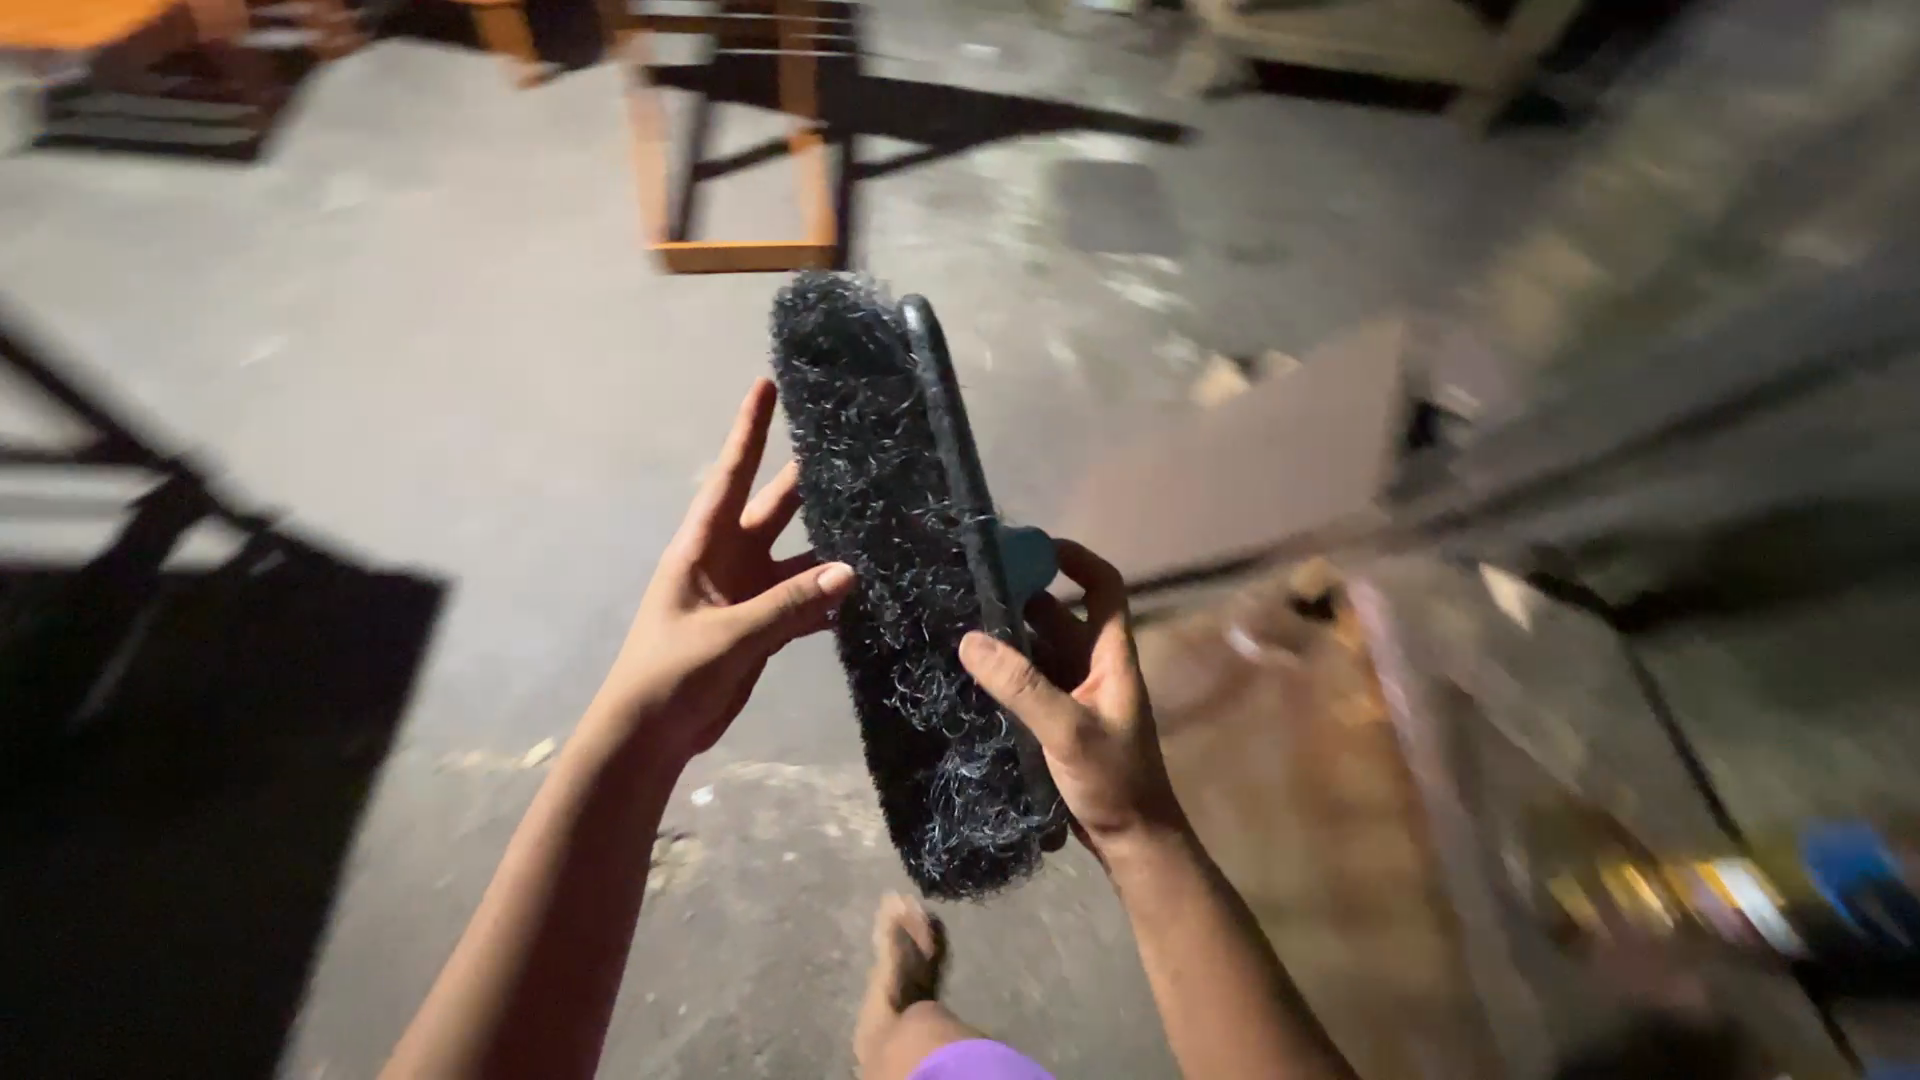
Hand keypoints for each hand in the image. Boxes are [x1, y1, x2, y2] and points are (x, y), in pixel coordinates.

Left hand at [586, 379, 855, 763]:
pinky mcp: (763, 625)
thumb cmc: (670, 672)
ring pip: (799, 558)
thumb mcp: (728, 634)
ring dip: (831, 547)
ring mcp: (749, 592)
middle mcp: (730, 558)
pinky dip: (829, 598)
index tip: (767, 385)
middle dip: (806, 478)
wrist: (653, 733)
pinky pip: (804, 601)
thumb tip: (850, 570)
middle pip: (775, 508)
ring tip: (877, 522)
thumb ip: (788, 605)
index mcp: (704, 545)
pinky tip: (865, 589)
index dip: (750, 430)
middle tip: (848, 447)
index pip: (732, 474)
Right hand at [958, 540, 1186, 860]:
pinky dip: (1002, 671)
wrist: (1132, 841)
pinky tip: (968, 672)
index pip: (1104, 588)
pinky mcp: (1056, 719)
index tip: (1035, 546)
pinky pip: (1026, 681)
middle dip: (1020, 596)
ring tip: (958, 620)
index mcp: (1111, 656)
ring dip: (1006, 635)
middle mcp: (1093, 666)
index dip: (1077, 559)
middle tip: (970, 585)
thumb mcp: (1068, 729)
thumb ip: (1021, 686)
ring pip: (1037, 649)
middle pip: (1059, 614)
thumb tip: (970, 639)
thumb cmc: (1114, 780)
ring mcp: (1074, 694)